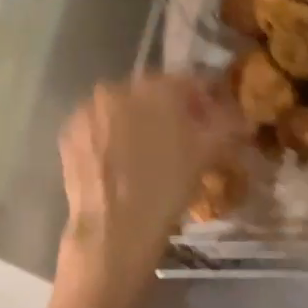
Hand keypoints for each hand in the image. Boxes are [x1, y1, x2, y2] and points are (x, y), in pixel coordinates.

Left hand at [58, 74, 239, 279]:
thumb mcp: (210, 153)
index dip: (207, 101)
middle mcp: (117, 88)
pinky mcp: (69, 133)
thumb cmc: (168, 186)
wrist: (115, 226)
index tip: (215, 121)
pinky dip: (114, 136)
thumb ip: (227, 123)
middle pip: (154, 93)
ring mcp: (88, 110)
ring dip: (141, 122)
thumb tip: (239, 115)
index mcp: (156, 87)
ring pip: (125, 109)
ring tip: (152, 154)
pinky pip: (101, 126)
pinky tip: (125, 163)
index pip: (190, 81)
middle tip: (185, 139)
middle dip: (172, 111)